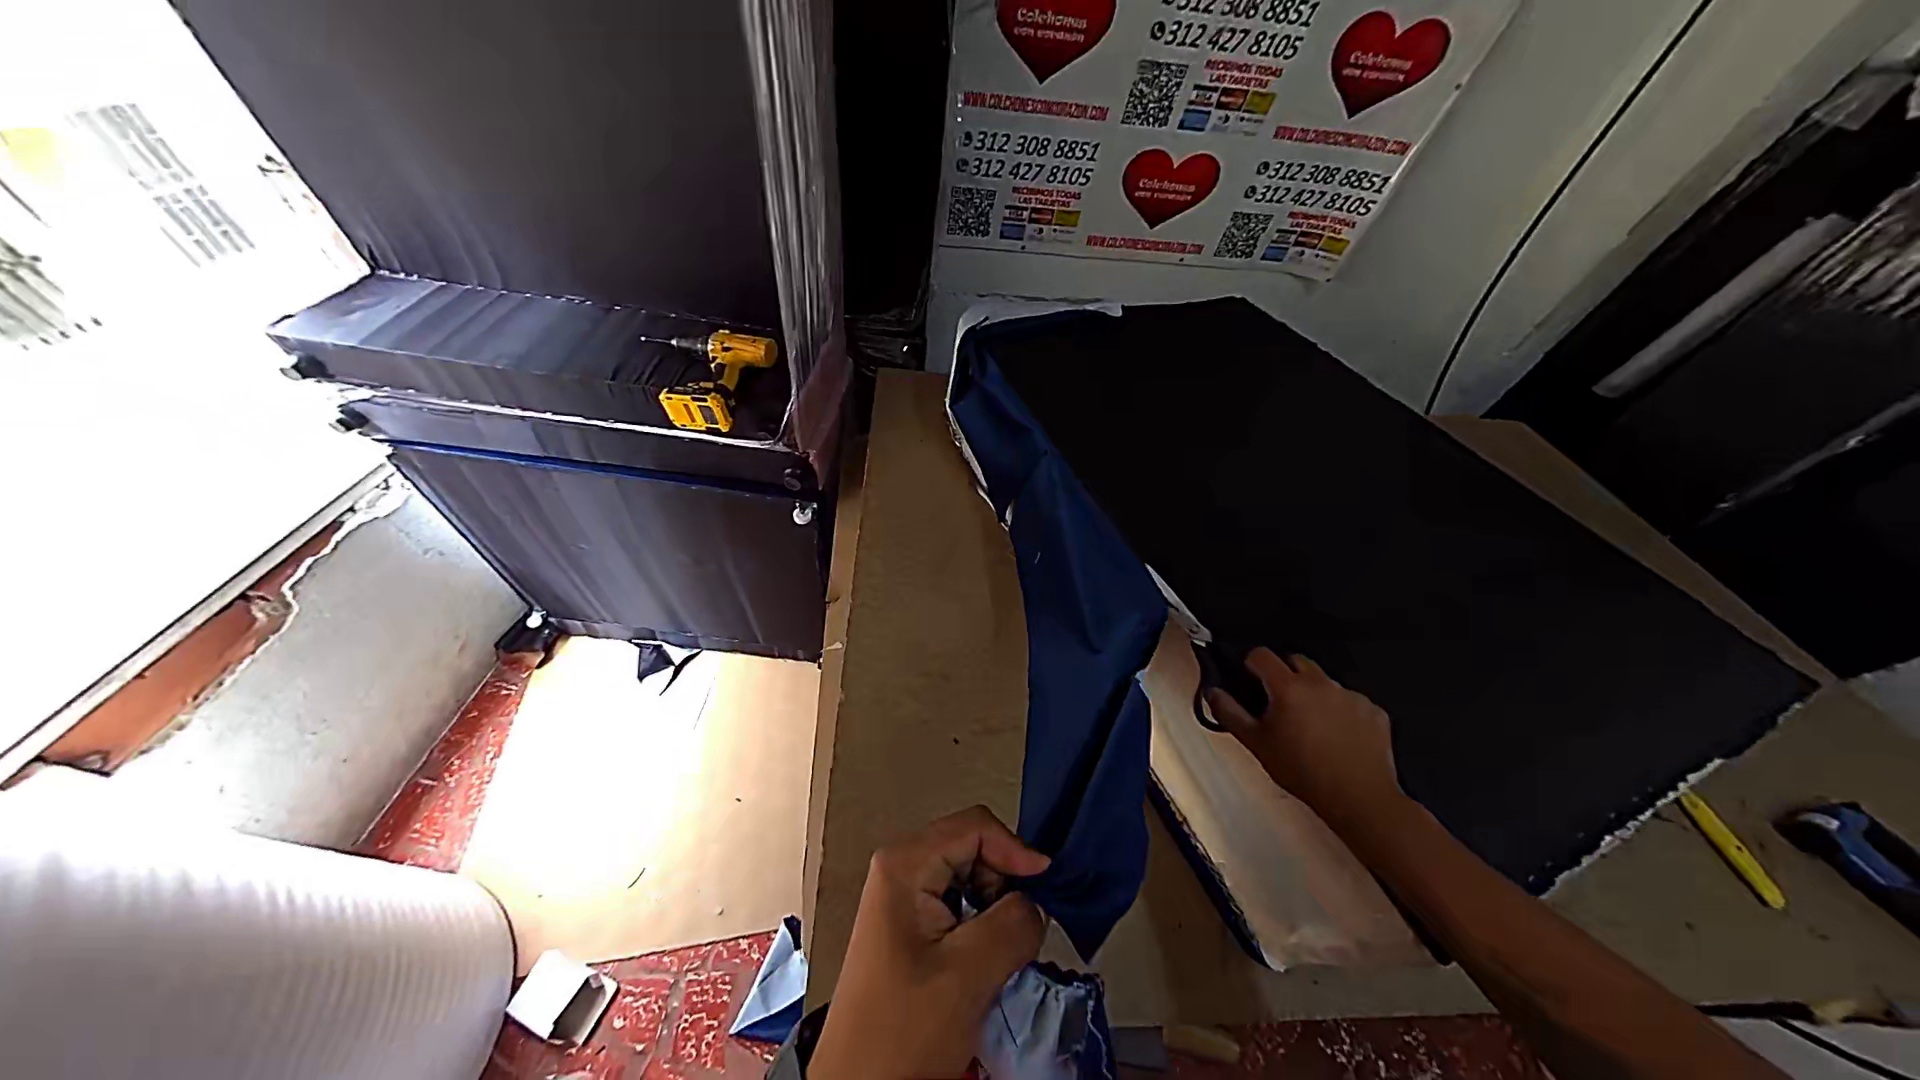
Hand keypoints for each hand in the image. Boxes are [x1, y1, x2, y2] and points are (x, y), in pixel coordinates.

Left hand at [810, 806, 1051, 1078]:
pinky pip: (960, 903)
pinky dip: (982, 924)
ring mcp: (904, 894)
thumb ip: (1013, 924)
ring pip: (971, 877)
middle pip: (973, 847)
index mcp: (905, 863)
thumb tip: (1036, 903)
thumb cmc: (903, 1031)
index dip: (1015, 851)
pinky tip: (980, 961)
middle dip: (1004, 883)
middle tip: (1016, 931)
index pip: (975, 827)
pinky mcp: (911, 921)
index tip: (1046, 885)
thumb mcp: (967, 974)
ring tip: (995, 954)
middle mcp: (901, 866)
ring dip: (995, 909)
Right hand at [1205, 648, 1403, 826]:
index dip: (1251, 663)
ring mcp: (1350, 696)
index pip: (1262, 655)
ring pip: (1324, 681)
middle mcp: (1321, 685)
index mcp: (1289, 688)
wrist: (1358, 798)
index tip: (1250, 676)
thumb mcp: (1257, 744)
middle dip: (1283, 674)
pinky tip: (1335, 735)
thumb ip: (1230, 713)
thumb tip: (1214, 693)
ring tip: (1309, 725)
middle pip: (1295, 661)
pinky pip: (1349, 700)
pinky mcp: (1373, 711)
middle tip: (1277, 701)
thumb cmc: (1306, 774)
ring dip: (1312, 693)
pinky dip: (1339, 711)